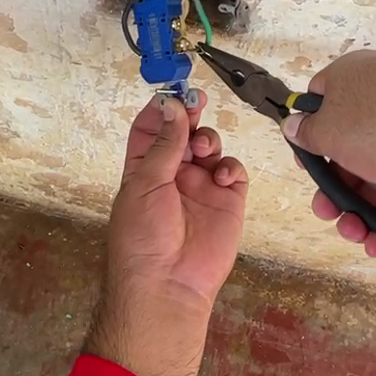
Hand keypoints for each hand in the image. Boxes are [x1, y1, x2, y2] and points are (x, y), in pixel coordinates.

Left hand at [88, 90, 248, 375]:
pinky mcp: (227, 201)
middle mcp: (172, 173)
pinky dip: (229, 167)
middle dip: (190, 115)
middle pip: (184, 131)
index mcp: (143, 168)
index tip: (173, 90)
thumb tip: (173, 106)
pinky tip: (219, 177)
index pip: (151, 128)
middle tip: (196, 103)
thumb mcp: (145, 183)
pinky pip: (233, 171)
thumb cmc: (144, 237)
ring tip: (202, 150)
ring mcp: (201, 186)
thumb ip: (164, 144)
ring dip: (208, 139)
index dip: (162, 108)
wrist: (169, 285)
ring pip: (211, 146)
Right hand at [281, 50, 375, 258]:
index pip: (322, 104)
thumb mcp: (330, 129)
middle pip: (350, 150)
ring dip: (362, 213)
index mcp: (352, 81)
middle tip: (327, 211)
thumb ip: (308, 132)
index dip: (310, 135)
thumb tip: (292, 124)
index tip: (306, 162)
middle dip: (336, 189)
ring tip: (355, 235)